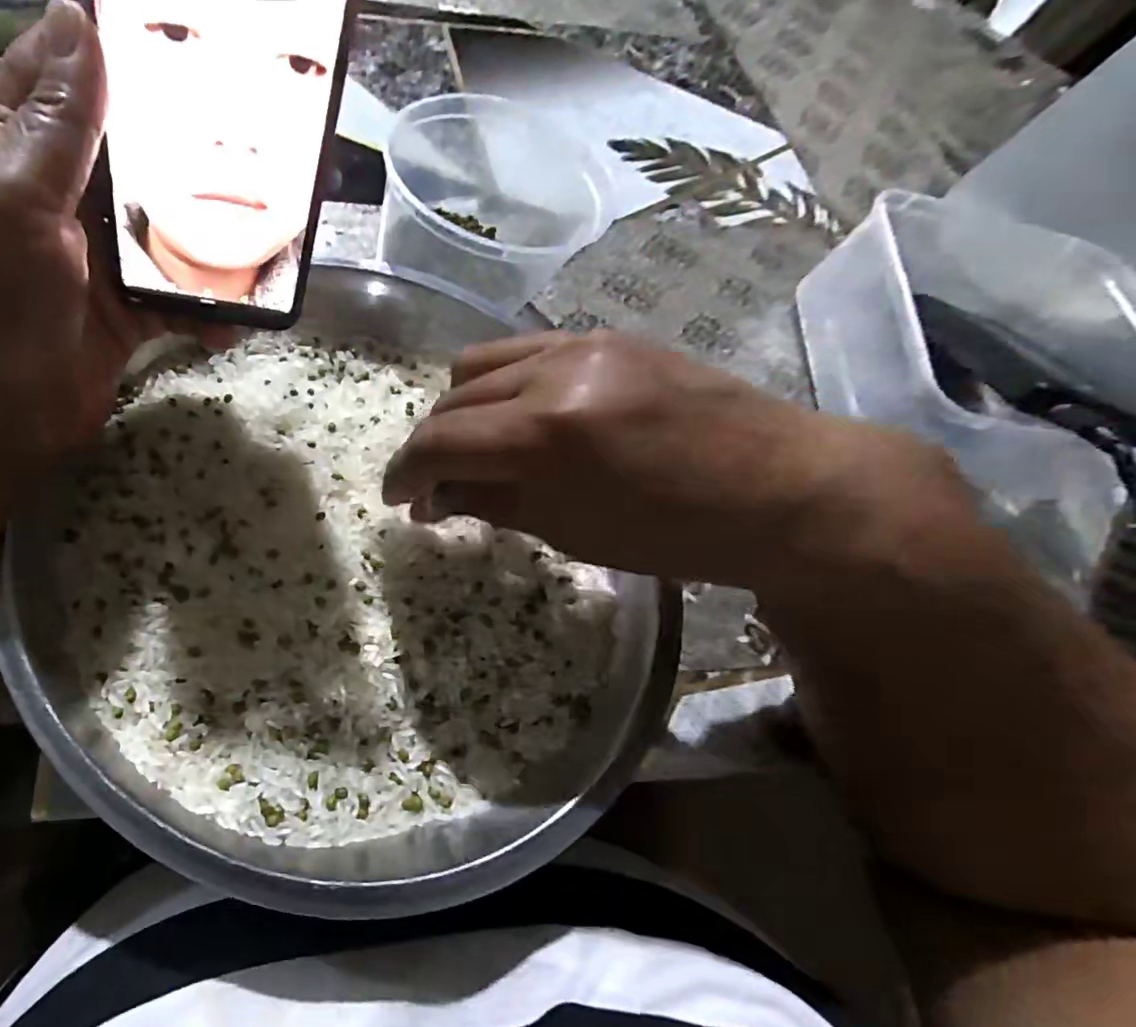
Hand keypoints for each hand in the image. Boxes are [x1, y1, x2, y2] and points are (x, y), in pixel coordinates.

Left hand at [0, 0, 222, 470]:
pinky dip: (206, 302)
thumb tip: (77, 15)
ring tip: (270, 201)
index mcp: (8, 153)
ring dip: (207, 218)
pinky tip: (241, 309)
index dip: (104, 40)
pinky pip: (174, 292)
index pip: (54, 71)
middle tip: (251, 105)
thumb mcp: (14, 200)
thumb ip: (54, 121)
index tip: (175, 22)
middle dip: (178, 129)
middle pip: (124, 145)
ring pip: (159, 218)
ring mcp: (92, 259)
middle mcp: (52, 198)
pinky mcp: (123, 311)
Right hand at [380, 331, 981, 594]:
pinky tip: (516, 416)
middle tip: (435, 489)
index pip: (437, 444)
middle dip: (430, 449)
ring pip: (476, 366)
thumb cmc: (672, 532)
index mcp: (543, 433)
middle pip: (450, 404)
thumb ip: (485, 501)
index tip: (396, 500)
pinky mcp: (606, 337)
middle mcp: (554, 373)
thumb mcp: (563, 529)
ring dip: (458, 410)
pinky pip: (522, 352)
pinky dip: (499, 385)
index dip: (404, 475)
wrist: (787, 489)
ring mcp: (582, 346)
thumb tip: (433, 497)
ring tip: (474, 446)